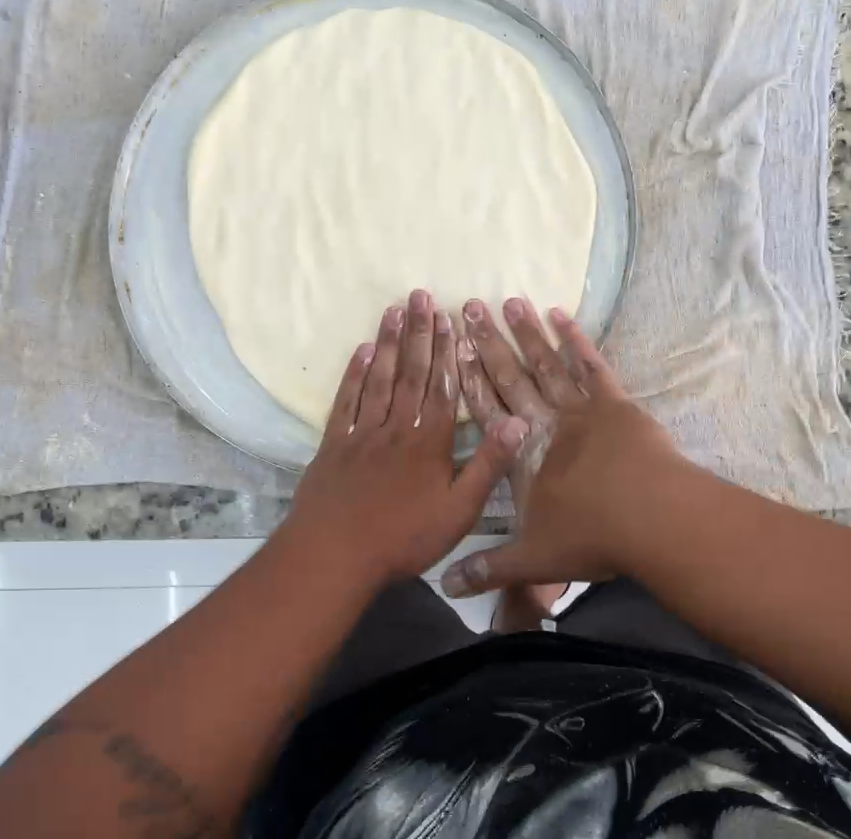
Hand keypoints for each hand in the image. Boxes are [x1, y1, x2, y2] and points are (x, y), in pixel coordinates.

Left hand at [284, 289, 529, 587]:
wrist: (333, 554)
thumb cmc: (402, 539)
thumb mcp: (458, 512)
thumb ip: (488, 466)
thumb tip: (517, 422)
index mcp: (429, 445)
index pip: (441, 389)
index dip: (446, 352)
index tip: (449, 318)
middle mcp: (396, 429)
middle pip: (410, 374)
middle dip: (418, 333)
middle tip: (420, 296)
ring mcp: (361, 434)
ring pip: (378, 380)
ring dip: (387, 344)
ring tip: (393, 310)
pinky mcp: (333, 445)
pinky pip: (345, 401)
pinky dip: (354, 374)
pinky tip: (361, 352)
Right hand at [442, 298, 704, 597]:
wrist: (654, 519)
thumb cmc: (592, 536)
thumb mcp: (533, 560)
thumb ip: (490, 569)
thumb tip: (445, 587)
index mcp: (522, 454)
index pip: (485, 408)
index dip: (466, 378)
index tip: (450, 348)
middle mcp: (546, 423)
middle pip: (510, 376)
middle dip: (488, 343)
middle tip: (469, 307)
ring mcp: (582, 408)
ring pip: (547, 363)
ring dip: (527, 333)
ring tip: (509, 302)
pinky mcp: (615, 403)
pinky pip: (592, 365)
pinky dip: (576, 339)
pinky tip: (561, 314)